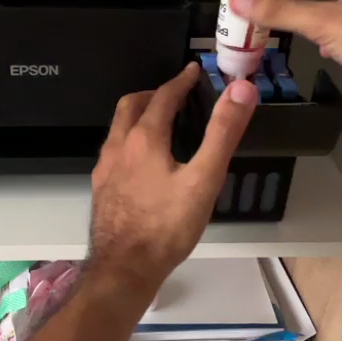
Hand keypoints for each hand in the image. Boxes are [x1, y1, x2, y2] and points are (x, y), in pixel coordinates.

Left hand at [89, 63, 257, 292]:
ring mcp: (105, 169)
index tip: (193, 72)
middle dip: (154, 94)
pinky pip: (114, 153)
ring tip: (160, 124)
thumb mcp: (204, 179)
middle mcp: (118, 147)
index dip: (181, 81)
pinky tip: (142, 163)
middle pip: (131, 106)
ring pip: (118, 129)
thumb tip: (241, 89)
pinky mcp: (101, 189)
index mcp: (144, 138)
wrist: (125, 268)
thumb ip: (223, 132)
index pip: (163, 97)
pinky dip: (129, 142)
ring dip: (138, 117)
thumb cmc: (167, 226)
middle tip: (175, 95)